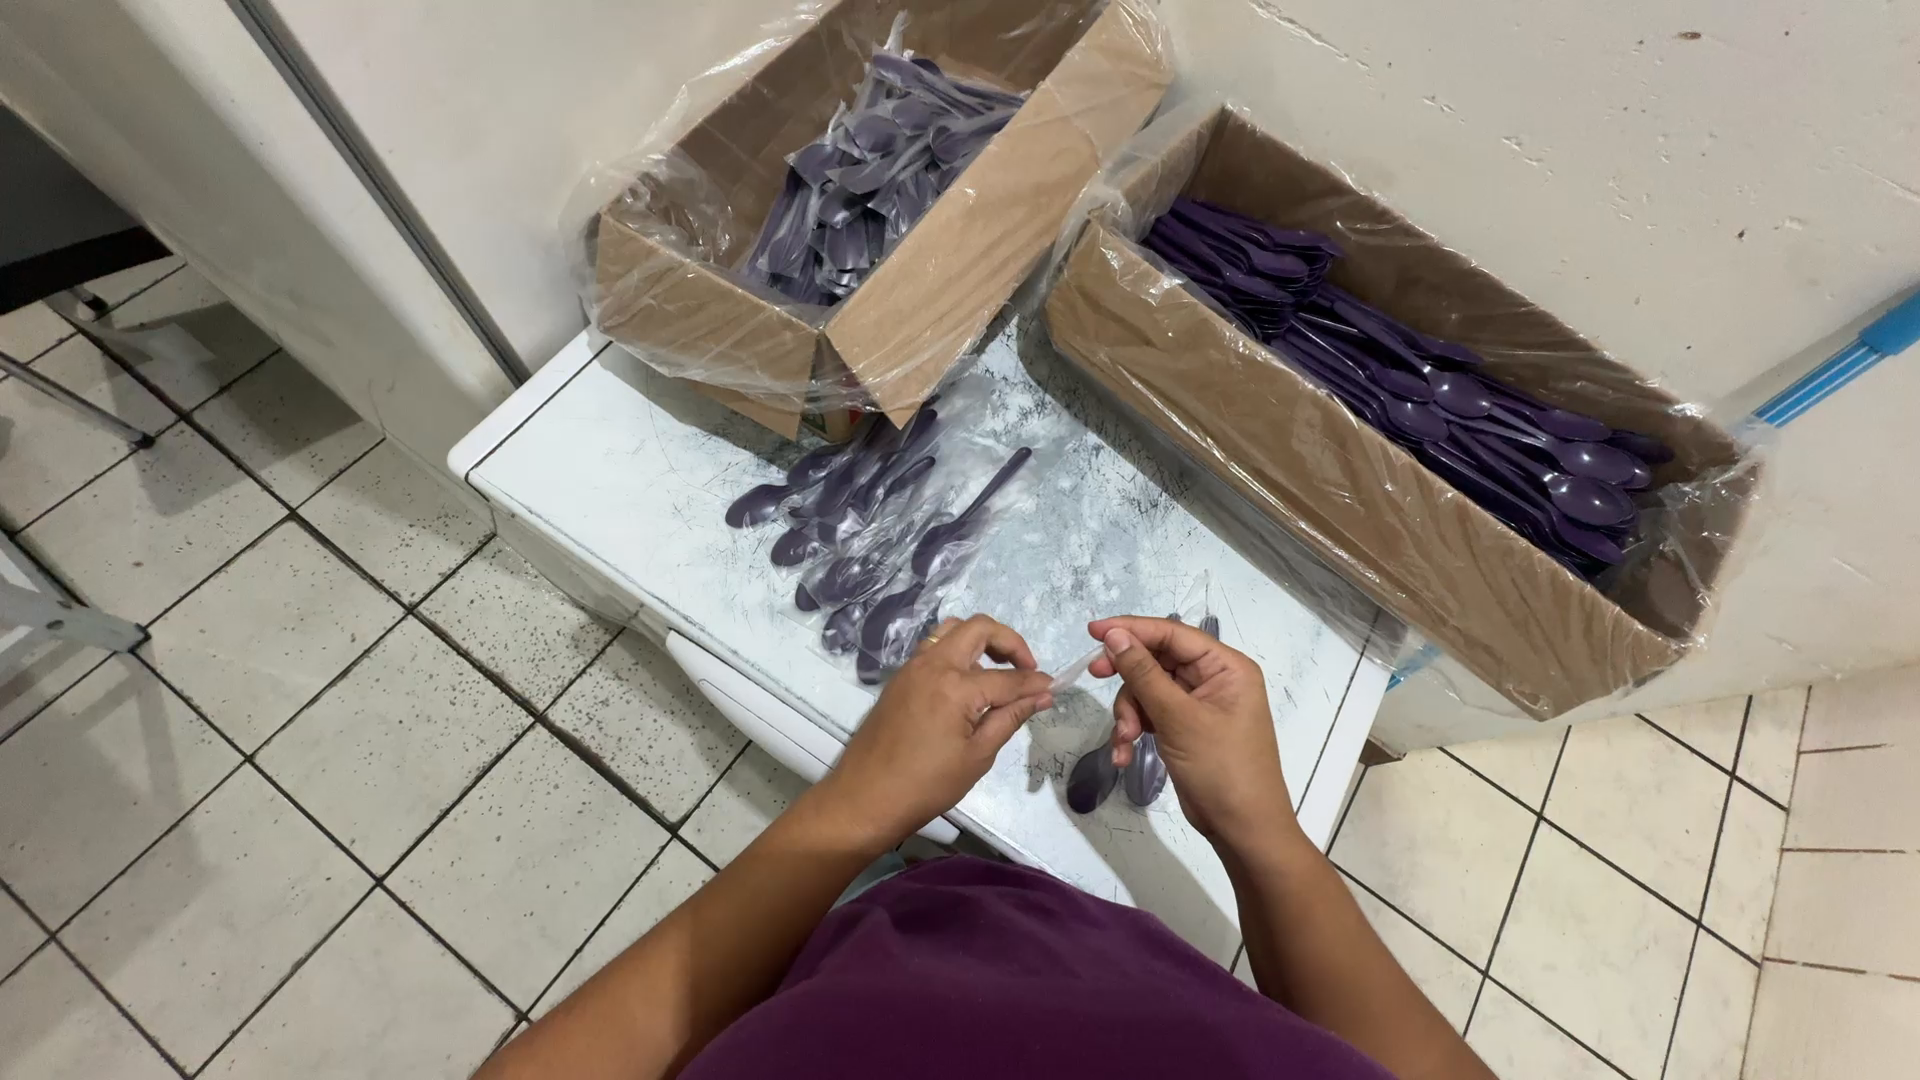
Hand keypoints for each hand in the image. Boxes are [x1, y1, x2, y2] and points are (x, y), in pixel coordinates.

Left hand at [814, 615, 1053, 849]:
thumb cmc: (926, 785)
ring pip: (952, 630)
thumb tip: (1041, 695)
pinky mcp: (901, 677)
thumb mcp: (978, 756)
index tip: (1054, 687)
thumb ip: (1010, 717)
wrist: (865, 797)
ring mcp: (913, 667)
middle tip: (1026, 669)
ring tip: (997, 671)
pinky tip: (968, 683)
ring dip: (980, 640)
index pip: (1007, 678)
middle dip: (1009, 641)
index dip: (1034, 683)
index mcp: (955, 686)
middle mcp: (933, 664)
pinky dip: (958, 652)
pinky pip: (935, 648)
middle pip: (978, 628)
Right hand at [1088, 616, 1299, 850]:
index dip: (1132, 629)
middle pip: (1156, 660)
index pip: (1172, 634)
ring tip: (1124, 739)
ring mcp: (1197, 704)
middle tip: (1095, 675)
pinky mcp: (1184, 727)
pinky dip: (1134, 729)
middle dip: (1128, 677)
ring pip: (1147, 689)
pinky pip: (1150, 714)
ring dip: (1129, 712)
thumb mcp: (1178, 718)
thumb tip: (1114, 635)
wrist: (1243, 831)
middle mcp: (1213, 679)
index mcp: (1225, 667)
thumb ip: (1143, 673)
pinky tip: (1124, 753)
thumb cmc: (1221, 768)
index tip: (1093, 631)